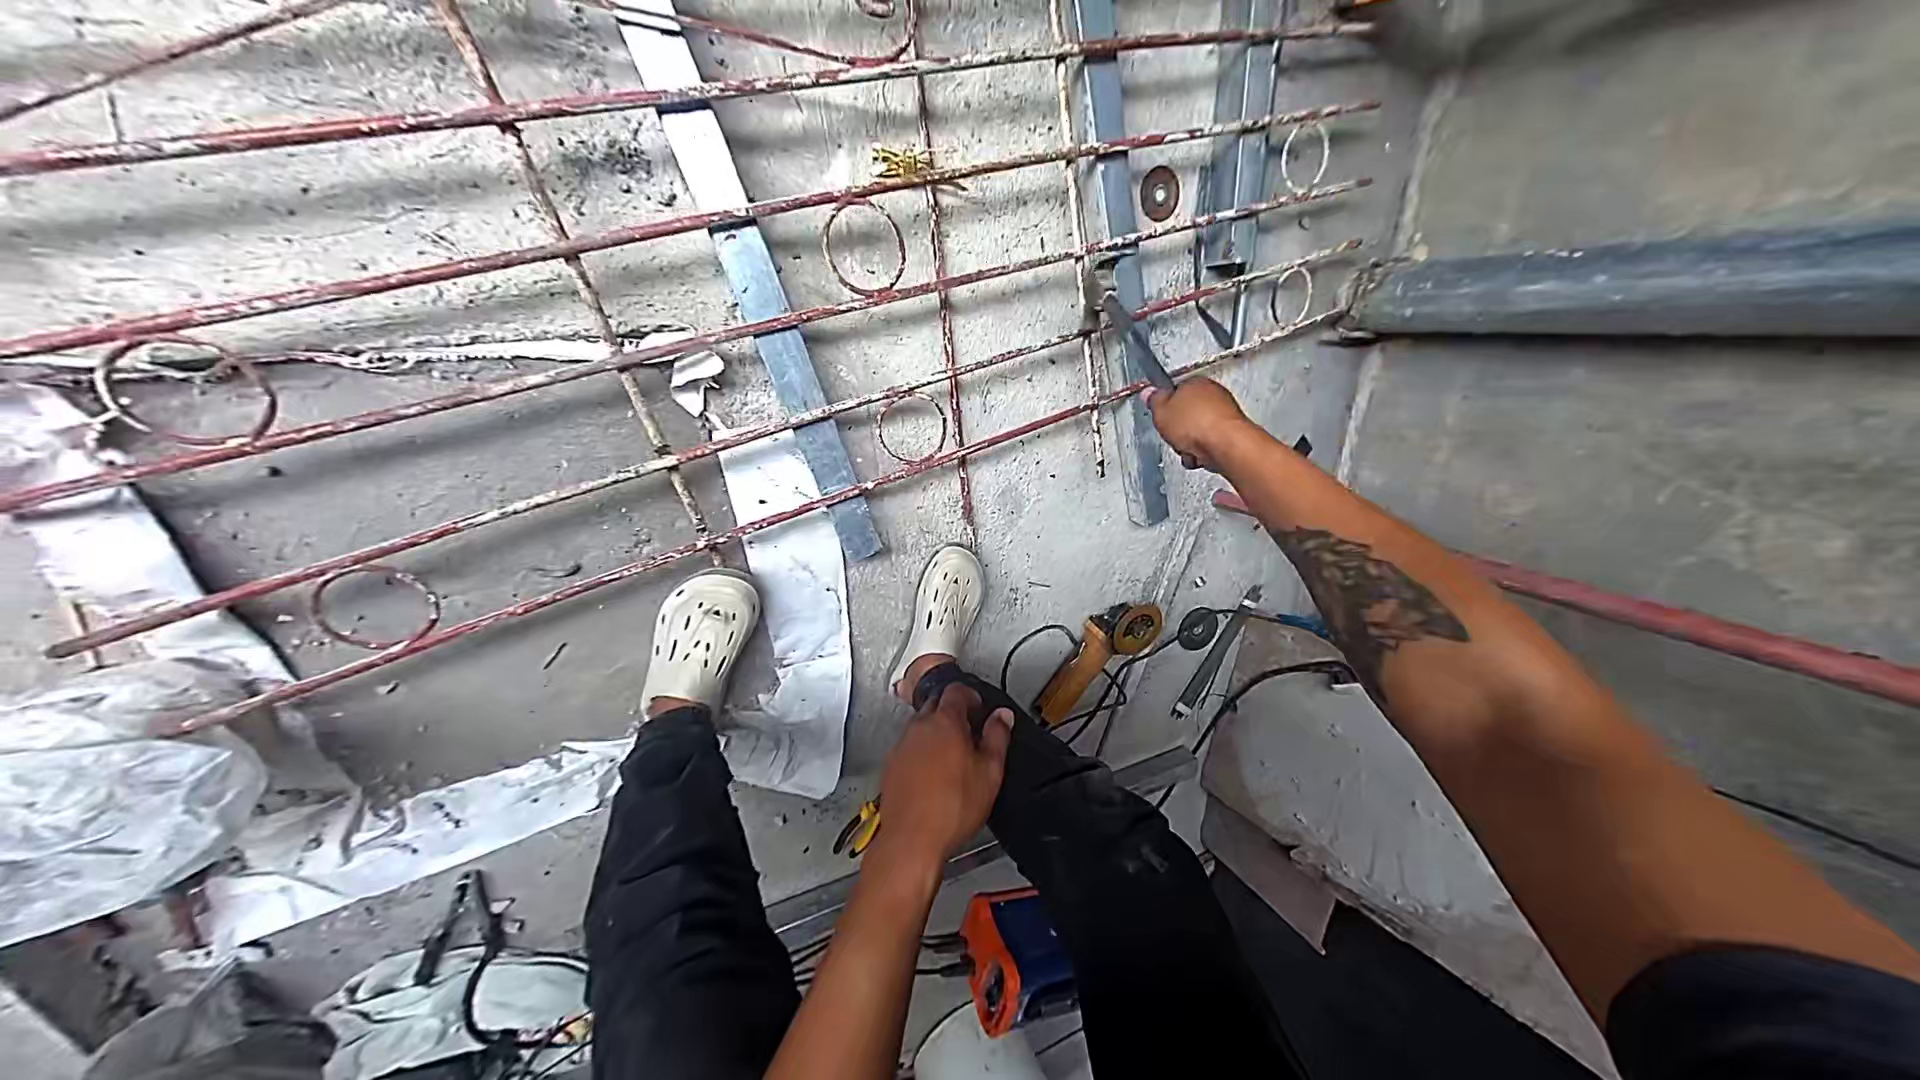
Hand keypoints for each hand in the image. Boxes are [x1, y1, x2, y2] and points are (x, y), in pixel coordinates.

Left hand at [877, 684, 1012, 863]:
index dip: (971, 696)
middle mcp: (919, 728)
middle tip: (970, 730)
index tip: (979, 707)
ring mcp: (902, 746)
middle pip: (936, 705)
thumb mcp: (990, 772)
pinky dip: (922, 752)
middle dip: (953, 712)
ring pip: (921, 727)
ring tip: (954, 757)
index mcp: (945, 722)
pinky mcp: (892, 765)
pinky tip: (934, 775)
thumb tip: (1002, 717)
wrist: (912, 839)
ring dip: (937, 733)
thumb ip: (997, 737)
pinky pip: (909, 747)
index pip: (956, 691)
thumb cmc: (950, 809)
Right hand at [1142, 378, 1252, 471]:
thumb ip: (1153, 400)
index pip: (1175, 390)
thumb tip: (1149, 393)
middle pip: (1187, 412)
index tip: (1160, 413)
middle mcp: (1214, 394)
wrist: (1224, 444)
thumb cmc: (1199, 424)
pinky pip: (1209, 443)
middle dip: (1178, 426)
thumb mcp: (1160, 411)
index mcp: (1195, 382)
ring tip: (1187, 446)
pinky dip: (1202, 451)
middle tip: (1173, 432)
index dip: (1165, 405)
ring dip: (1189, 442)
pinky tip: (1198, 454)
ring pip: (1198, 430)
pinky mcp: (1230, 434)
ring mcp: (1224, 414)